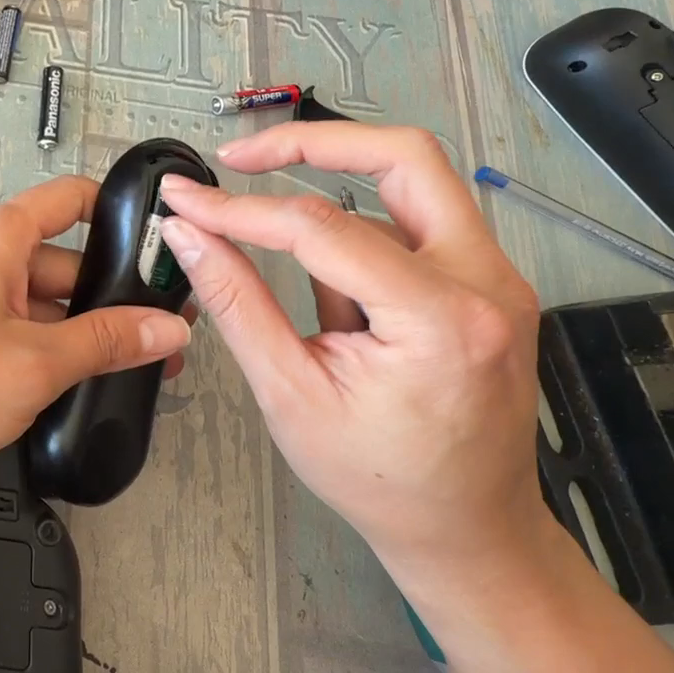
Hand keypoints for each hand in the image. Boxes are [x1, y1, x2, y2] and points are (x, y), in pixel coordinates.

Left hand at [0, 176, 194, 474]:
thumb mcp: (36, 365)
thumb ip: (106, 342)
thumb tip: (162, 327)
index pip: (69, 199)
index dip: (118, 213)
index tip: (156, 246)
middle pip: (57, 257)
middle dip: (103, 298)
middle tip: (152, 340)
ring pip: (30, 295)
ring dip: (69, 327)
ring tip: (107, 372)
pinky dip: (32, 339)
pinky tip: (53, 382)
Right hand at [152, 124, 544, 571]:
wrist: (470, 531)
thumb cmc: (378, 476)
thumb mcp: (288, 393)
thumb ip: (235, 301)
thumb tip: (185, 232)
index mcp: (441, 319)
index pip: (321, 227)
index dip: (238, 208)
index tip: (181, 200)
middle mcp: (485, 280)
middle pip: (404, 157)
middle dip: (310, 142)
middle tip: (238, 157)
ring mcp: (492, 276)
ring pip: (410, 178)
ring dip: (330, 178)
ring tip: (260, 208)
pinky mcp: (479, 280)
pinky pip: (408, 220)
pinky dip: (349, 222)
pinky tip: (316, 273)